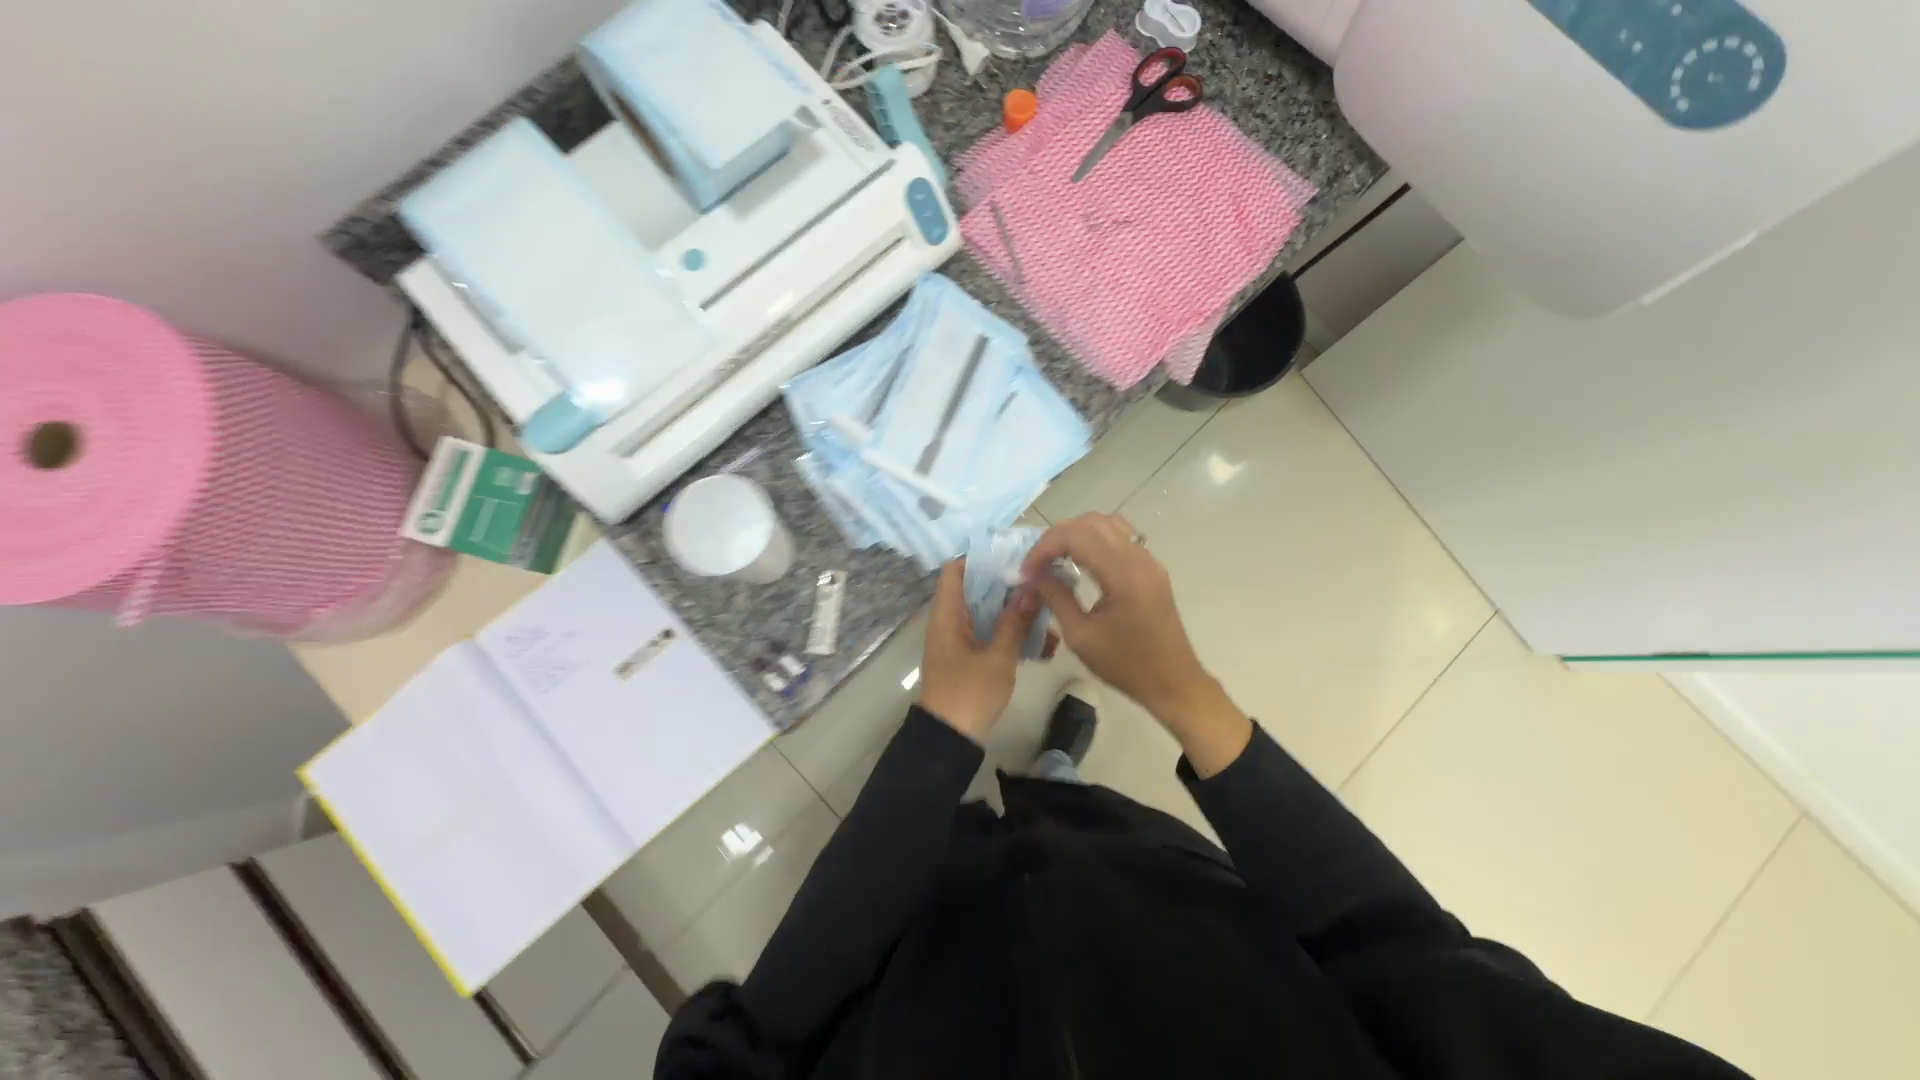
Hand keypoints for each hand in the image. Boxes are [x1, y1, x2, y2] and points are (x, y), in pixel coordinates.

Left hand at [918, 559, 1042, 741]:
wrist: (950, 740)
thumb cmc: (969, 693)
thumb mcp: (998, 657)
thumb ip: (1014, 622)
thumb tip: (1030, 588)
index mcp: (947, 616)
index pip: (955, 571)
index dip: (981, 559)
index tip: (1014, 558)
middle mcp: (950, 622)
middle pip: (978, 591)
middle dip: (1009, 587)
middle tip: (1043, 583)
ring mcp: (960, 641)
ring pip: (989, 614)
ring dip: (1016, 615)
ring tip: (1050, 617)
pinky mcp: (970, 658)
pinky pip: (991, 636)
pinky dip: (1012, 636)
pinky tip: (1044, 646)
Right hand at [1021, 514, 1248, 774]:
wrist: (1173, 681)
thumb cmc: (1126, 665)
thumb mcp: (1081, 636)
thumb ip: (1056, 598)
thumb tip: (1034, 576)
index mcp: (1123, 574)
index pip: (1077, 537)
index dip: (1045, 547)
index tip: (1027, 572)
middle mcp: (1139, 558)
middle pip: (1092, 522)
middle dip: (1058, 536)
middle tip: (1037, 562)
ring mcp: (1149, 560)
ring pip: (1108, 523)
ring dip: (1077, 533)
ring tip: (1056, 558)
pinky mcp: (1152, 568)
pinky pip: (1121, 537)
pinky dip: (1095, 540)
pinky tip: (1081, 562)